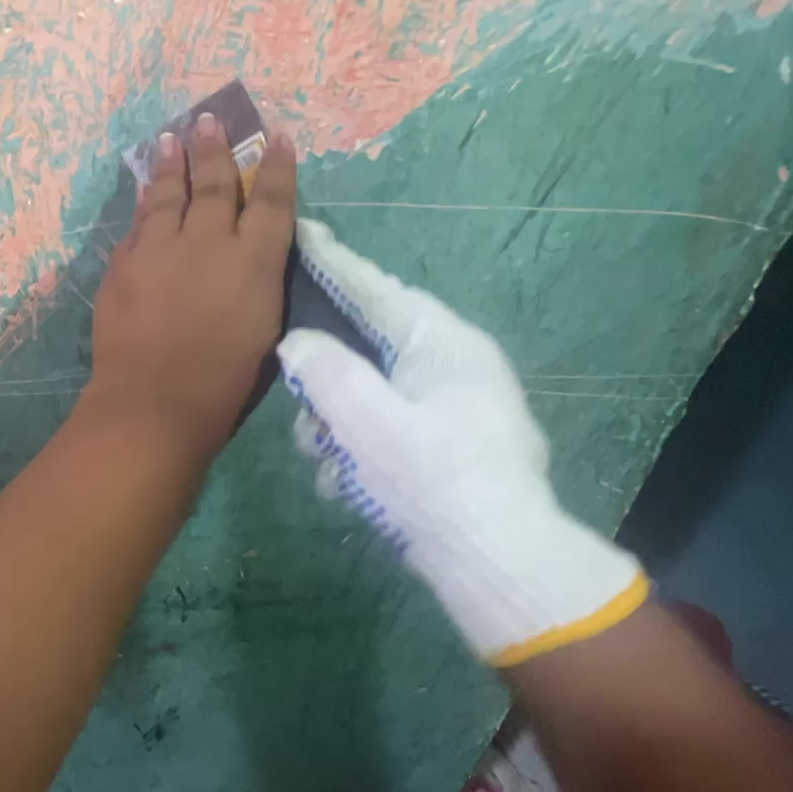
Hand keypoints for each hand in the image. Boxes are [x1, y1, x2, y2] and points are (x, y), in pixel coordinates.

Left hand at [81, 113, 297, 449]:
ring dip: (172, 164)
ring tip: (171, 137)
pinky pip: (137, 225)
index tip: (278, 139)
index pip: (273, 202)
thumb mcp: (265, 328)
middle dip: (215, 149)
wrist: (154, 401)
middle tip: (209, 119)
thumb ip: (260, 281)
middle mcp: (209, 241)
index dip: (278, 168)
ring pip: (168, 194)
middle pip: (216, 184)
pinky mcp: (124, 265)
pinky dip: (143, 205)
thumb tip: (252, 254)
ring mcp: (161, 249)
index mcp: (255, 261)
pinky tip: (143, 193)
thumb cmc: (224, 382)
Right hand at [275, 219, 647, 664]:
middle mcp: (448, 366)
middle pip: (363, 350)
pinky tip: (350, 487)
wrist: (494, 560)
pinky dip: (358, 456)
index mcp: (442, 343)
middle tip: (307, 413)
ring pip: (365, 397)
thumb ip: (325, 372)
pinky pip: (382, 432)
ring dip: (336, 430)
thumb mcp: (368, 421)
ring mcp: (447, 409)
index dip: (333, 263)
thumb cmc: (433, 479)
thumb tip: (297, 342)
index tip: (300, 231)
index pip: (375, 289)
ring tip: (332, 466)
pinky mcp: (440, 447)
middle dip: (326, 386)